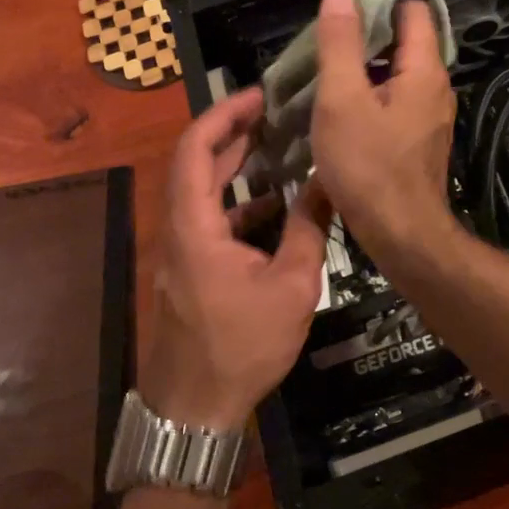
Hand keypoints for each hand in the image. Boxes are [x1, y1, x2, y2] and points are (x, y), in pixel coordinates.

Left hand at [143, 88, 328, 430]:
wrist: (193, 412)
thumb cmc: (241, 347)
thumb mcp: (290, 287)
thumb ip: (307, 229)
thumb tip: (330, 181)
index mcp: (194, 226)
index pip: (195, 150)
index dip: (223, 115)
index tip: (258, 96)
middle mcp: (178, 232)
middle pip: (195, 165)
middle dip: (232, 133)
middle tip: (273, 112)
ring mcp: (180, 255)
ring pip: (202, 195)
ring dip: (235, 169)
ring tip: (278, 150)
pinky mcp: (188, 274)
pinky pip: (208, 223)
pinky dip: (237, 205)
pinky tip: (274, 209)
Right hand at [309, 0, 459, 257]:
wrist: (400, 234)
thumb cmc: (369, 167)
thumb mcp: (343, 100)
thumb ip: (340, 46)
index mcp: (424, 70)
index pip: (414, 9)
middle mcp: (434, 86)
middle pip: (405, 39)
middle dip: (367, 30)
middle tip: (325, 32)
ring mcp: (429, 114)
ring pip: (396, 72)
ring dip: (364, 64)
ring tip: (324, 64)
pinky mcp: (417, 138)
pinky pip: (394, 98)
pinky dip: (369, 91)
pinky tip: (338, 103)